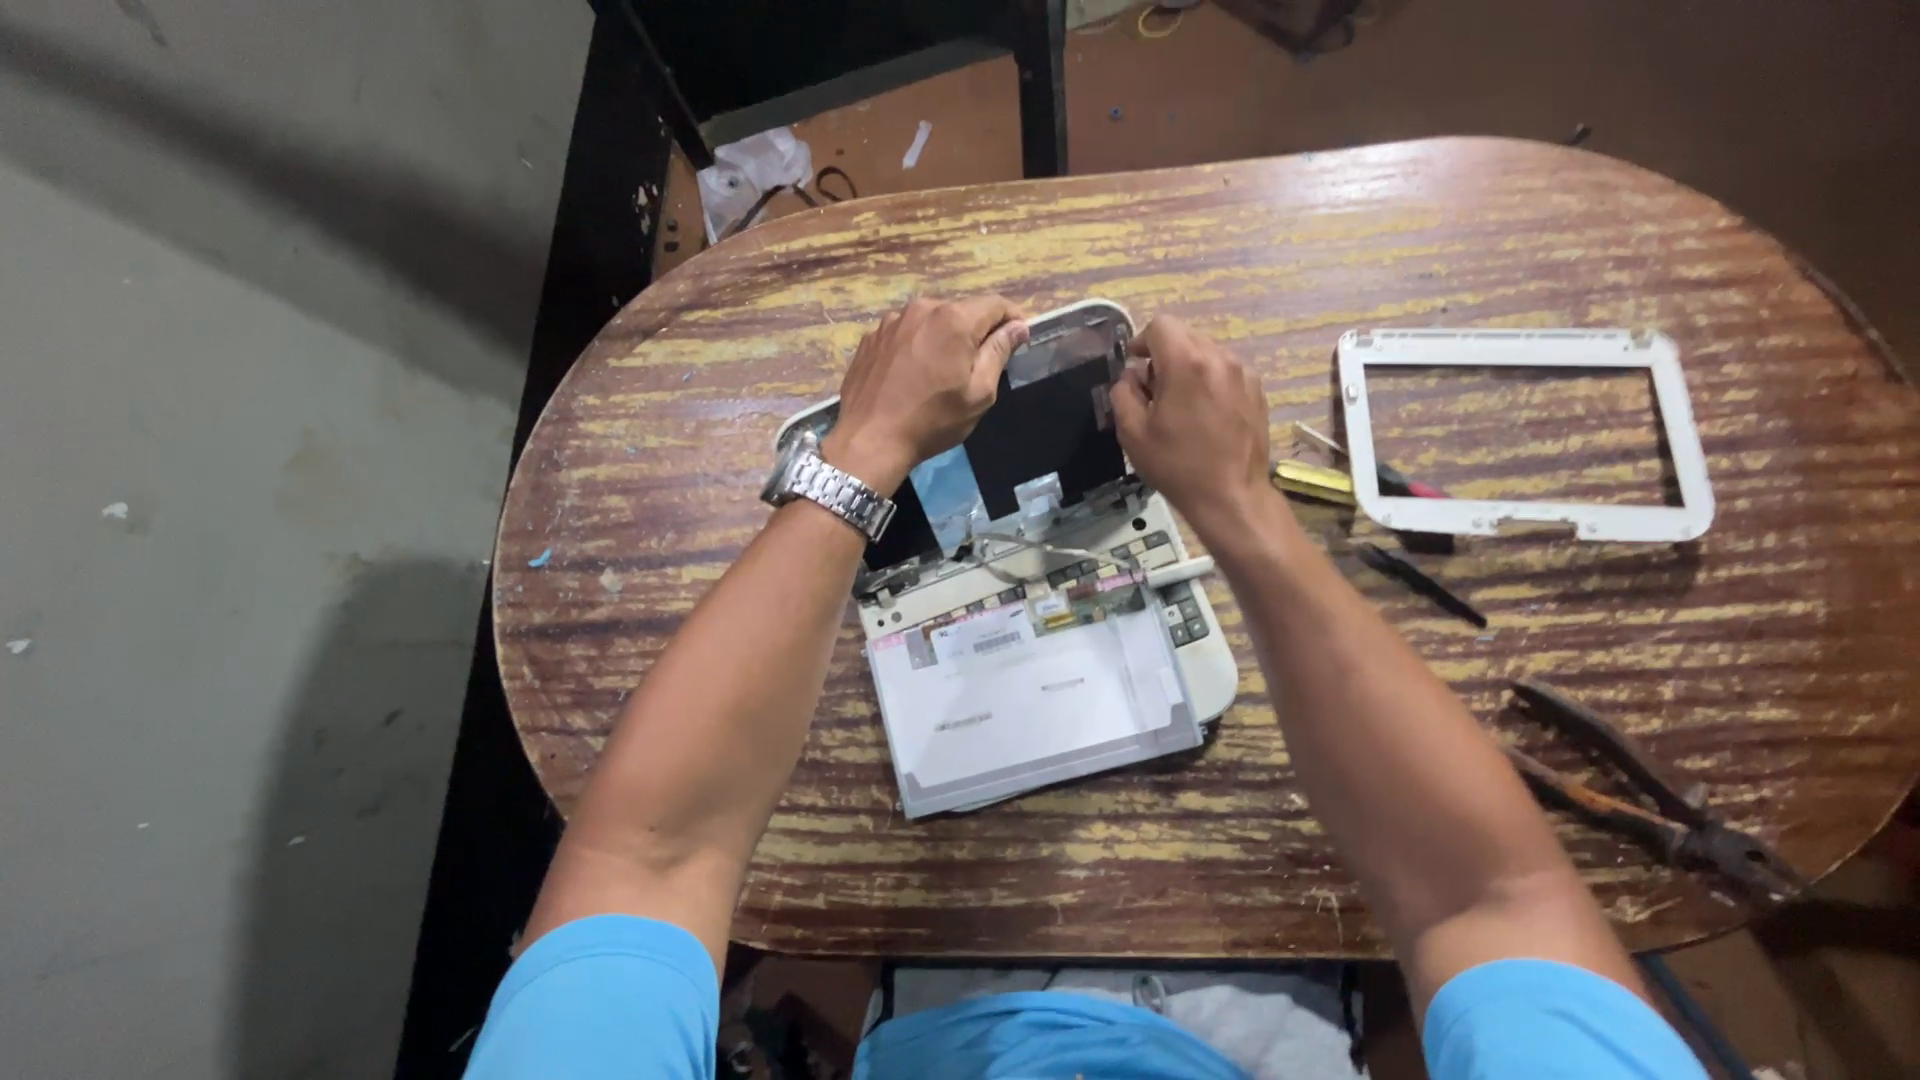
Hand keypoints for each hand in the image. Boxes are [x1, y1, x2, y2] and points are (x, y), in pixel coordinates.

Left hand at [821, 295, 1028, 493]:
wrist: (869, 439)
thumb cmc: (933, 420)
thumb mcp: (979, 393)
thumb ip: (999, 353)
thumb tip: (1017, 327)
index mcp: (954, 319)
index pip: (995, 304)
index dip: (1012, 319)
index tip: (1018, 339)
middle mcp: (922, 309)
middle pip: (961, 311)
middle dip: (976, 331)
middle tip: (979, 365)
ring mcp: (891, 321)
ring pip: (931, 321)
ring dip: (943, 338)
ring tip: (940, 372)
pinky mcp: (871, 338)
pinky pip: (905, 333)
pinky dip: (916, 346)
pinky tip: (912, 375)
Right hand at [1111, 315, 1278, 540]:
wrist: (1231, 495)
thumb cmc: (1177, 466)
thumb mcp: (1132, 433)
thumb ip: (1123, 393)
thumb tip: (1132, 376)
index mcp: (1187, 363)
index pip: (1160, 325)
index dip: (1142, 341)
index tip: (1136, 367)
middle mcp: (1220, 358)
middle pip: (1185, 337)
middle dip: (1165, 357)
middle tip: (1156, 394)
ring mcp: (1243, 373)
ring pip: (1207, 353)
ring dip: (1189, 369)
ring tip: (1182, 406)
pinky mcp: (1257, 390)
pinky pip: (1226, 372)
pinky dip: (1210, 382)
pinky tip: (1206, 416)